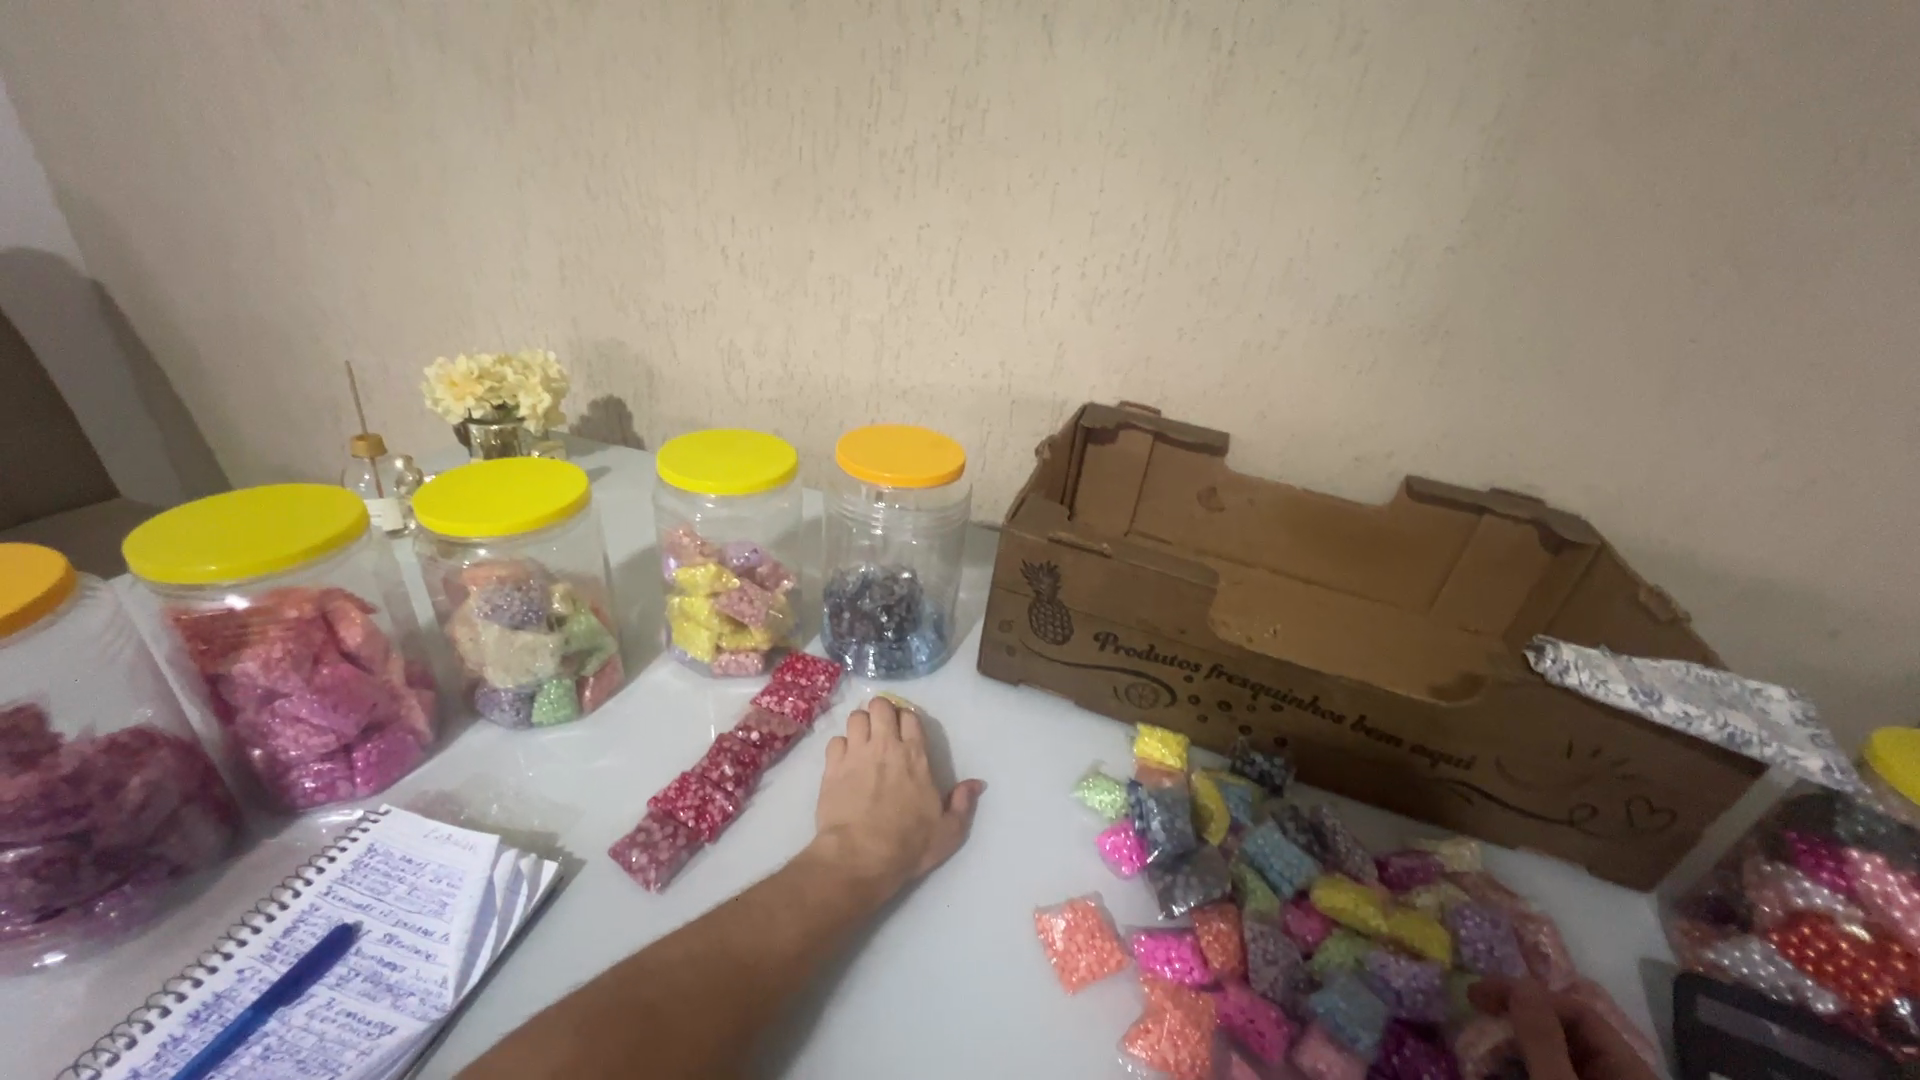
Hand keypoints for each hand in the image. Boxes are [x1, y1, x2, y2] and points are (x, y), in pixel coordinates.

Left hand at [808, 696, 986, 899]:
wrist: (860, 857)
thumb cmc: (908, 844)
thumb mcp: (949, 830)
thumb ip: (964, 803)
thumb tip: (977, 783)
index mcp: (915, 756)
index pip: (910, 716)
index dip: (907, 719)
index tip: (906, 731)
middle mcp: (885, 746)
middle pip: (880, 706)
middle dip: (881, 712)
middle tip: (882, 730)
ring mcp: (855, 754)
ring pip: (856, 717)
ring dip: (861, 725)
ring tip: (863, 741)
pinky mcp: (832, 767)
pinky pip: (835, 740)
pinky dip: (841, 746)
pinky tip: (844, 760)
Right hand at [1468, 977, 1661, 1079]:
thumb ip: (1543, 1039)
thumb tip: (1521, 982)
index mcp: (1630, 1070)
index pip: (1579, 1012)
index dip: (1530, 997)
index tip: (1482, 995)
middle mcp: (1619, 1075)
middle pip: (1566, 1031)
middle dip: (1517, 1017)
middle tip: (1475, 1006)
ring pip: (1554, 1054)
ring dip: (1513, 1042)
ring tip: (1478, 1041)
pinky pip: (1550, 1073)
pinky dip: (1519, 1065)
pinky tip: (1492, 1065)